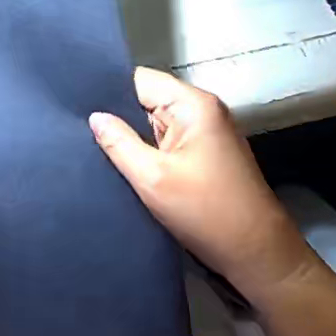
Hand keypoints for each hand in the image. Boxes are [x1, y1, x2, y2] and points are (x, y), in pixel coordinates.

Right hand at [90, 68, 321, 296]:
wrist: (258, 256)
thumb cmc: (207, 213)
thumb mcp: (152, 178)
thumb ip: (118, 142)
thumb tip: (94, 117)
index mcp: (194, 105)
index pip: (140, 79)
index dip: (109, 89)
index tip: (77, 104)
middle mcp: (201, 110)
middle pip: (147, 98)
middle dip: (117, 113)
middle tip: (80, 128)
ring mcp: (204, 132)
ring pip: (152, 121)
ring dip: (130, 134)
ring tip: (96, 145)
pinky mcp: (202, 153)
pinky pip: (163, 140)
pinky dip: (145, 149)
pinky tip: (123, 161)